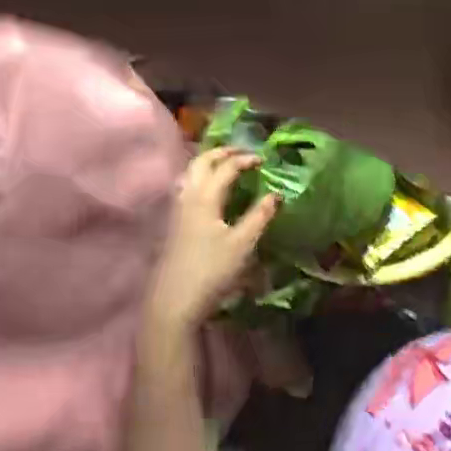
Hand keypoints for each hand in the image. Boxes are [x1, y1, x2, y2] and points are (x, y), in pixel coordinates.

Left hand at [145, 148, 277, 333]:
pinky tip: (206, 188)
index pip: (225, 167)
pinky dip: (199, 175)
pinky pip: (186, 184)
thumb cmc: (211, 271)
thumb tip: (276, 194)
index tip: (263, 159)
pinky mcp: (174, 219)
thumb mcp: (242, 245)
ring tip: (224, 164)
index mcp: (205, 196)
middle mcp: (189, 195)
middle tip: (242, 152)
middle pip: (202, 161)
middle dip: (223, 152)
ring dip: (208, 161)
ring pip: (190, 171)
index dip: (244, 159)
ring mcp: (178, 206)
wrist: (174, 298)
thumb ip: (259, 217)